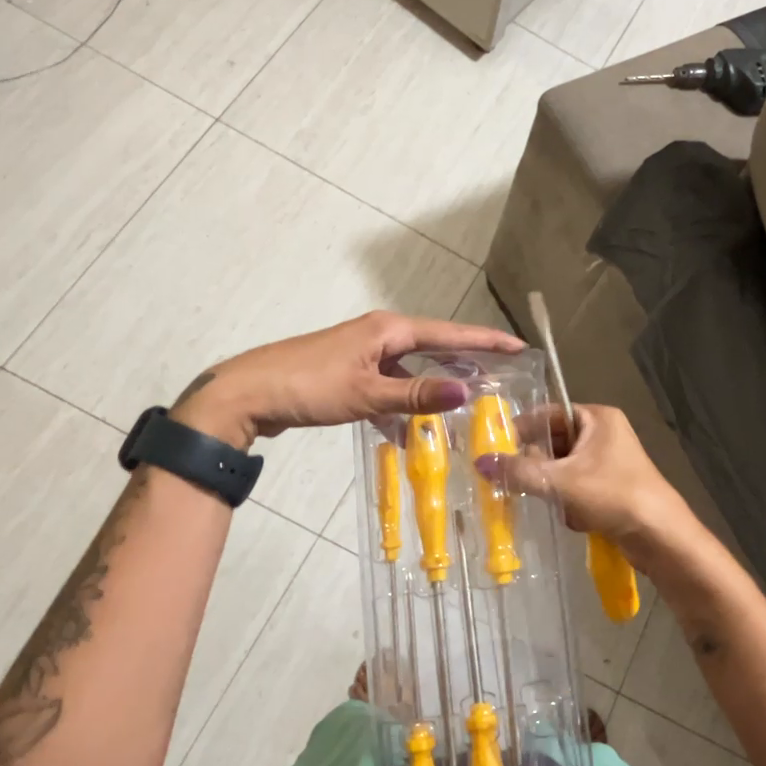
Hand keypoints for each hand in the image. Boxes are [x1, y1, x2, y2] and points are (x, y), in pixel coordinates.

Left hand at [169, 311, 524, 448]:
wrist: (246, 394)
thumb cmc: (309, 386)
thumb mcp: (367, 394)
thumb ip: (416, 395)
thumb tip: (467, 391)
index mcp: (389, 330)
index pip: (449, 333)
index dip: (485, 341)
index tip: (519, 346)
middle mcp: (380, 335)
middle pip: (434, 348)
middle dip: (464, 364)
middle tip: (500, 379)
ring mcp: (362, 354)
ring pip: (410, 371)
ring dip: (432, 390)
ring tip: (464, 408)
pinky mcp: (348, 374)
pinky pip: (388, 387)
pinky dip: (401, 407)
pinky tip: (408, 435)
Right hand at [475, 404, 704, 568]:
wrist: (661, 536)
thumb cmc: (614, 496)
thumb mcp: (561, 482)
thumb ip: (519, 472)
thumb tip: (481, 463)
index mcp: (598, 417)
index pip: (548, 413)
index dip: (521, 429)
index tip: (495, 449)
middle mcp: (604, 433)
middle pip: (553, 442)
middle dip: (538, 465)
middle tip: (515, 481)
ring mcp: (609, 461)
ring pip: (562, 468)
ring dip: (553, 487)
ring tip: (551, 503)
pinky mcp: (610, 488)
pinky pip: (575, 487)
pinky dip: (569, 502)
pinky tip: (574, 518)